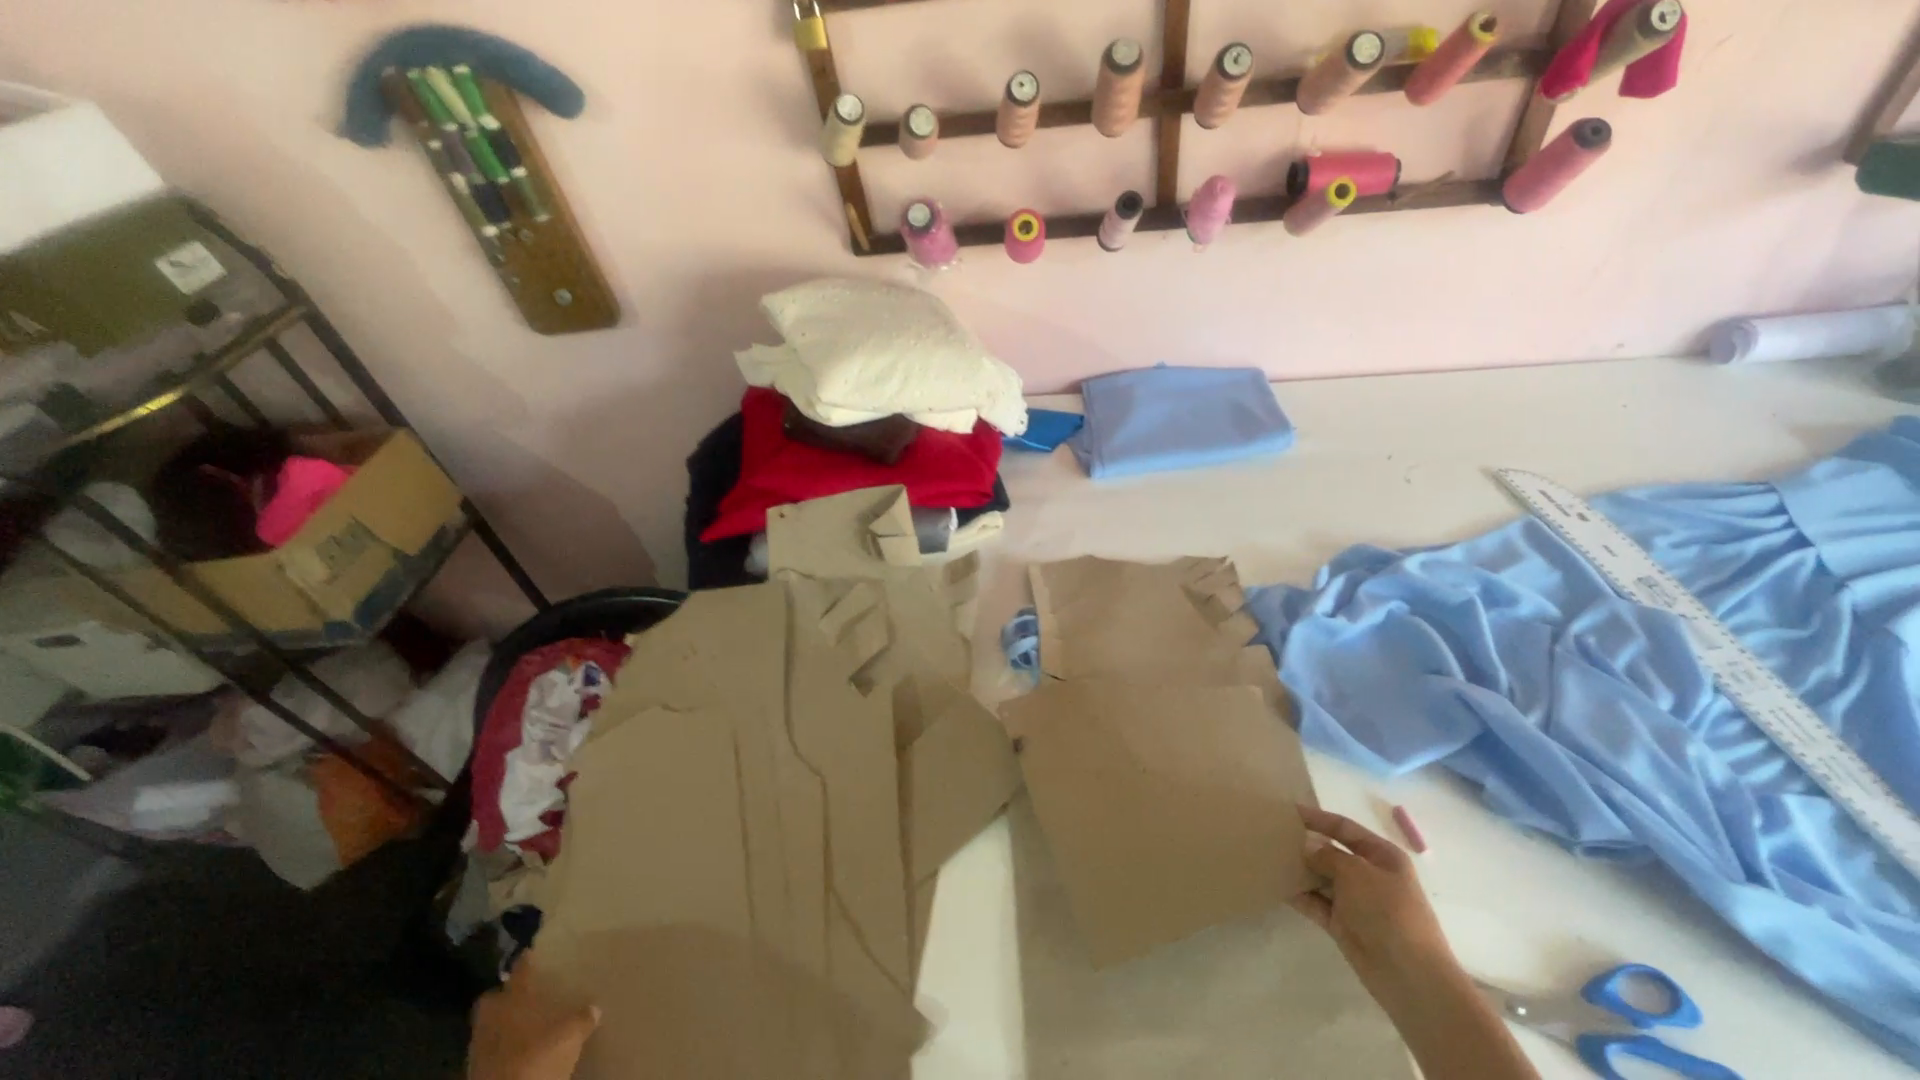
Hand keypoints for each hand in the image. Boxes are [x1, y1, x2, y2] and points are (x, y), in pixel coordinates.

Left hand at [468, 955, 600, 1079]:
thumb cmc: (538, 1056)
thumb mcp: (570, 1036)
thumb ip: (581, 1019)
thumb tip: (594, 1008)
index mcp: (514, 998)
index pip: (521, 969)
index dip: (528, 960)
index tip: (532, 952)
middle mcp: (492, 1015)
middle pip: (495, 998)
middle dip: (507, 996)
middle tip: (527, 997)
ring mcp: (479, 1042)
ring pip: (491, 1024)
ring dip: (504, 1024)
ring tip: (526, 1026)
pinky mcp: (475, 1068)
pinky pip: (491, 1048)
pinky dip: (502, 1047)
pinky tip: (519, 1051)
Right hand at [1290, 804, 1461, 1010]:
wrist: (1408, 973)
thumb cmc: (1388, 911)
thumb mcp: (1357, 873)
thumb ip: (1328, 855)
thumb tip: (1308, 848)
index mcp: (1382, 856)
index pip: (1345, 828)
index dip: (1318, 818)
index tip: (1289, 810)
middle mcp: (1369, 875)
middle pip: (1331, 852)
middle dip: (1305, 844)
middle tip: (1270, 835)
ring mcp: (1355, 901)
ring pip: (1321, 878)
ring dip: (1298, 870)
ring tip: (1266, 857)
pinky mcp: (1342, 924)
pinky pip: (1315, 903)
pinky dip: (1298, 895)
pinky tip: (1274, 884)